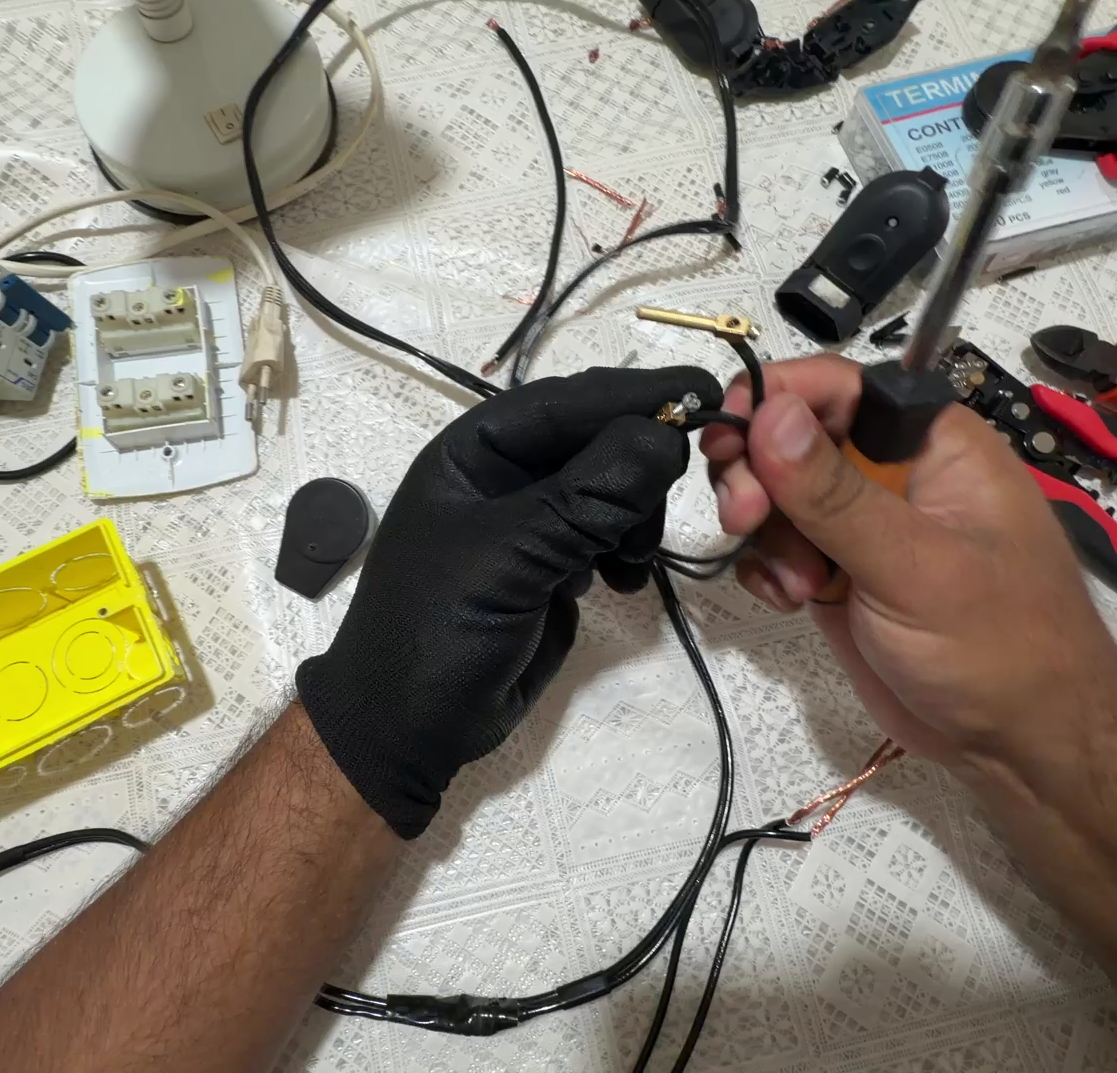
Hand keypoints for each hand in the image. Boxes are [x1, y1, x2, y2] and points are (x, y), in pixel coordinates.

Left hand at [300, 366, 720, 836]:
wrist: (411, 725)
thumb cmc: (438, 628)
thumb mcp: (508, 557)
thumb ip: (586, 497)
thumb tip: (664, 433)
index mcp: (473, 453)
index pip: (563, 403)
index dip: (631, 394)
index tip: (705, 390)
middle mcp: (503, 477)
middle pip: (593, 440)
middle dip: (637, 465)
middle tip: (667, 503)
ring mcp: (530, 523)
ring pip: (609, 488)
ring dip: (635, 515)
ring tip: (629, 561)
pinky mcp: (551, 565)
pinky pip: (607, 534)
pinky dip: (626, 549)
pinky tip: (619, 581)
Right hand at [700, 355, 1116, 765]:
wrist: (1017, 745)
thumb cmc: (995, 647)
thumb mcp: (913, 567)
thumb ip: (833, 493)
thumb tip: (767, 412)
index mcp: (929, 445)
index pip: (836, 388)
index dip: (773, 399)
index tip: (727, 439)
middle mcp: (887, 473)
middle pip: (787, 438)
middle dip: (756, 476)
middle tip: (743, 520)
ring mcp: (856, 524)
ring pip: (771, 493)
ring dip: (764, 535)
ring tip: (797, 585)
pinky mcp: (832, 568)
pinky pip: (773, 545)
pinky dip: (767, 569)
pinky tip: (791, 600)